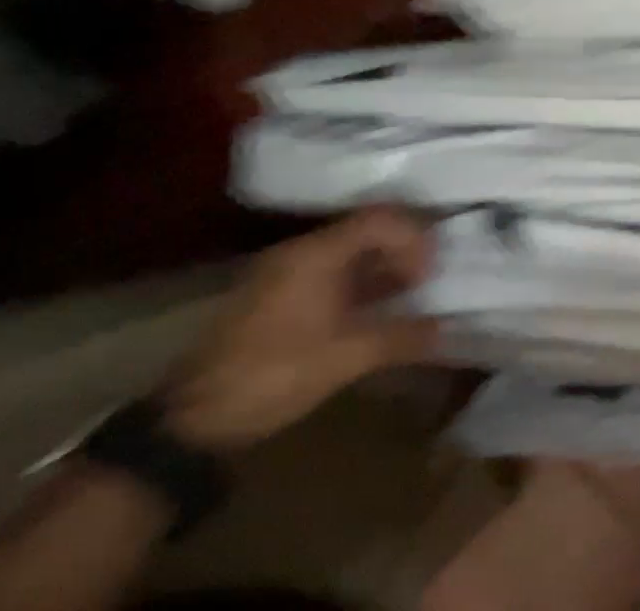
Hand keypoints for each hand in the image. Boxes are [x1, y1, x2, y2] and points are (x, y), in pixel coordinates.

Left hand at [159, 207, 439, 452]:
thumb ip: (403, 336)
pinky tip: (378, 315)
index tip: (429, 276)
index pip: (380, 219)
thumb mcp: (348, 357)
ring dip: (385, 271)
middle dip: (404, 253)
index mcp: (315, 255)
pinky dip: (362, 286)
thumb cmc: (274, 375)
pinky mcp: (279, 297)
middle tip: (427, 287)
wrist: (193, 418)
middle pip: (367, 231)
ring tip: (410, 301)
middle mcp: (299, 253)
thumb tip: (446, 329)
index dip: (415, 240)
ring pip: (350, 254)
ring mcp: (285, 274)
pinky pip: (333, 275)